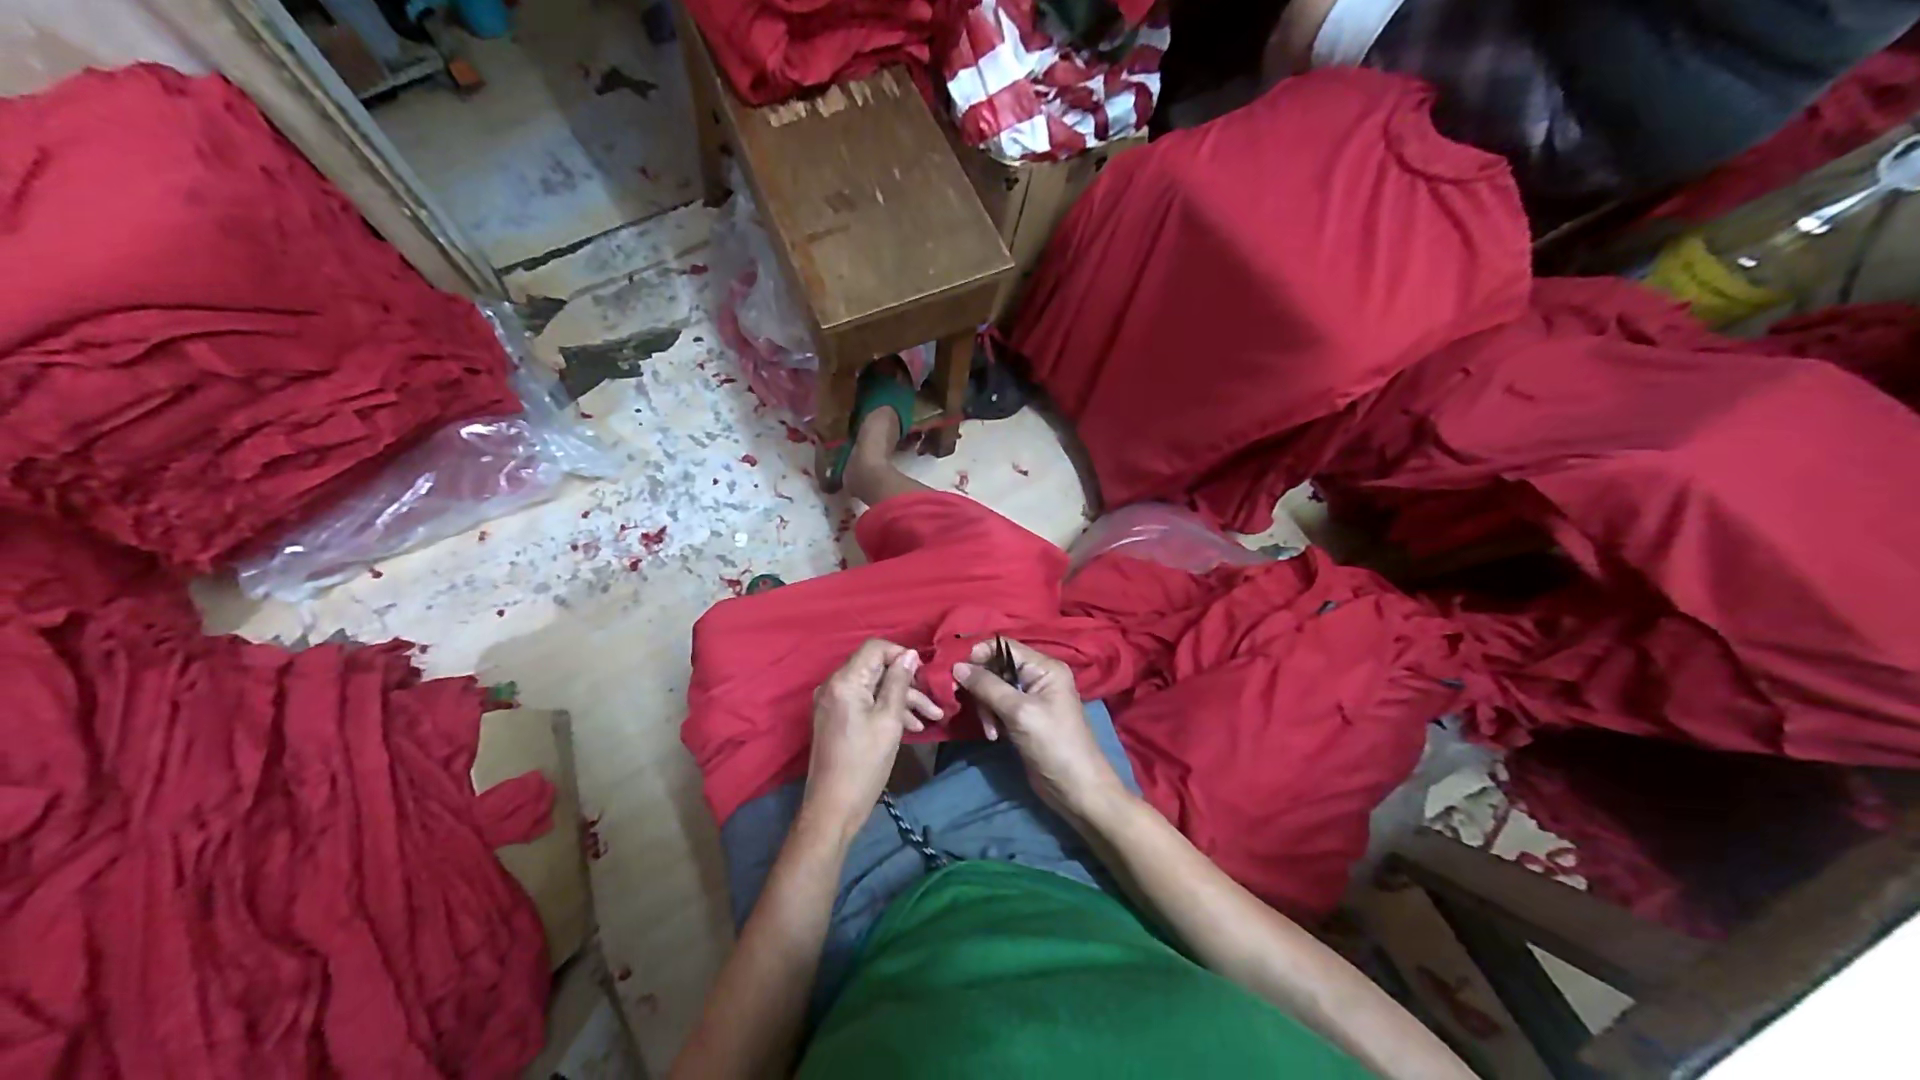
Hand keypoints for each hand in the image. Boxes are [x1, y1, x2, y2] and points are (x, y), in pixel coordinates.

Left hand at [802, 640, 942, 838]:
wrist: (833, 807)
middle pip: (875, 668)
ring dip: (902, 698)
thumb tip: (910, 655)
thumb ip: (899, 683)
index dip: (902, 655)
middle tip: (934, 700)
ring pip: (873, 687)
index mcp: (844, 681)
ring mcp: (832, 702)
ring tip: (931, 717)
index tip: (924, 675)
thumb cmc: (865, 763)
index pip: (875, 648)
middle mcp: (833, 685)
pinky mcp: (836, 718)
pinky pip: (864, 702)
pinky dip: (886, 709)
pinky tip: (912, 725)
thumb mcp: (889, 720)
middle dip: (907, 682)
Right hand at [953, 639, 1130, 824]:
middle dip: (982, 687)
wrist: (1076, 789)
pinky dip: (992, 719)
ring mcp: (1031, 699)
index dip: (980, 655)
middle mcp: (1038, 677)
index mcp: (1045, 667)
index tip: (960, 673)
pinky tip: (994, 736)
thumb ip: (988, 686)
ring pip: (994, 689)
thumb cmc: (1053, 744)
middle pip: (996, 667)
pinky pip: (998, 707)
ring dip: (985, 707)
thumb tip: (957, 666)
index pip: (1004, 646)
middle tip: (976, 709)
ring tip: (991, 731)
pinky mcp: (1024, 718)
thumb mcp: (1019, 712)